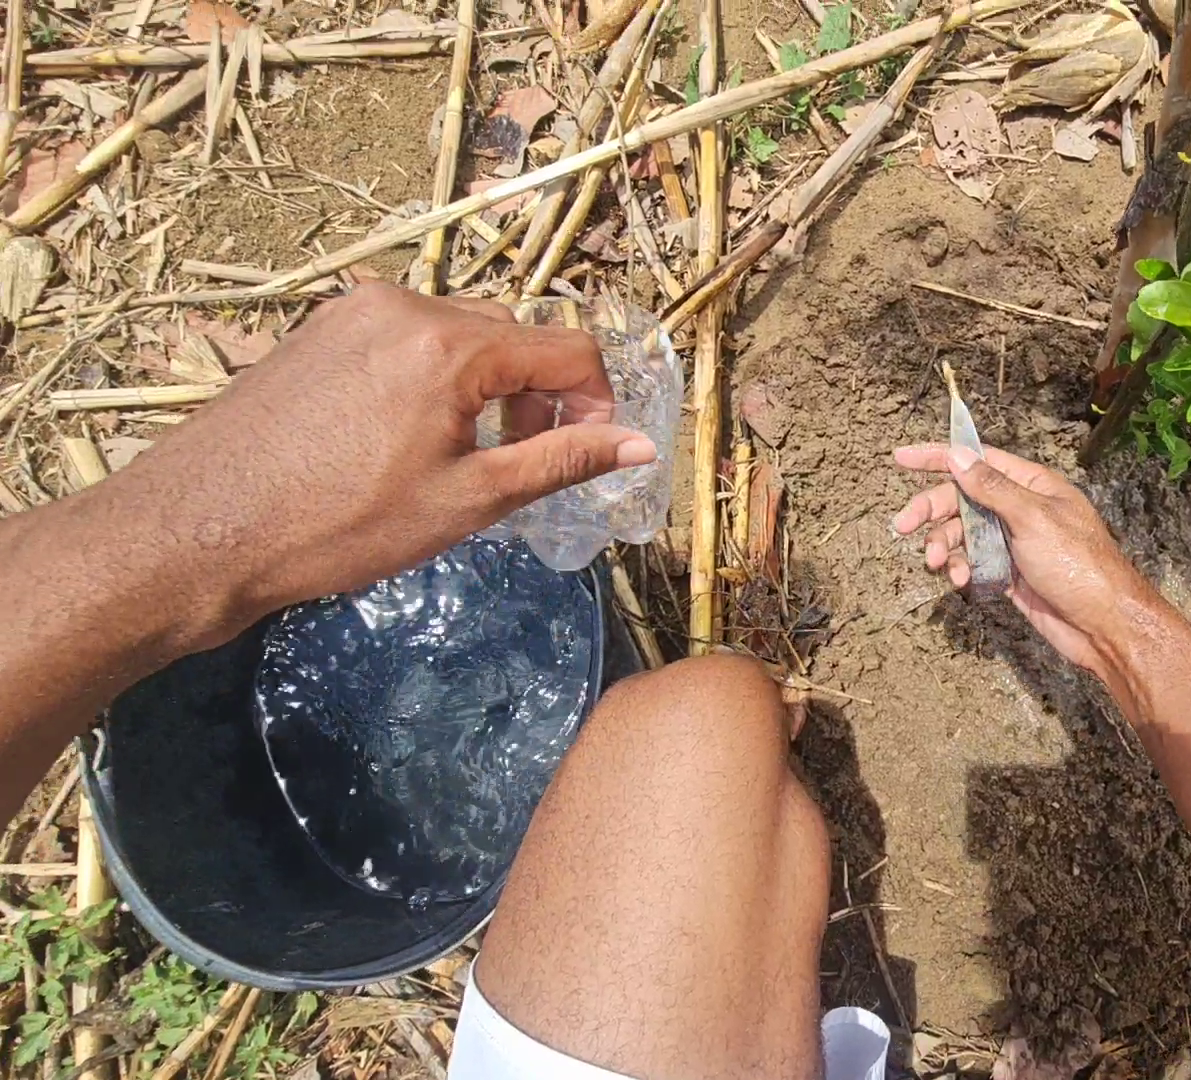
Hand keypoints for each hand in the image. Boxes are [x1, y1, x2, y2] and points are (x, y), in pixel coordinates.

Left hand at [102, 284, 653, 639]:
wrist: (194, 534)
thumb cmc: (346, 523)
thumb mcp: (477, 496)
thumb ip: (568, 459)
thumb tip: (645, 445)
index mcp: (449, 343)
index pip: (570, 350)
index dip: (600, 401)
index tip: (594, 451)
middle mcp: (406, 304)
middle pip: (522, 337)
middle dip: (549, 395)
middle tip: (529, 457)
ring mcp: (358, 309)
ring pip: (474, 334)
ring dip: (504, 385)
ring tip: (479, 448)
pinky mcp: (327, 327)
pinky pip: (423, 335)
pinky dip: (454, 375)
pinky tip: (428, 428)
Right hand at [891, 444, 1167, 680]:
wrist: (1102, 625)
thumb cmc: (1078, 565)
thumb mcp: (1033, 518)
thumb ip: (992, 488)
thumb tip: (957, 456)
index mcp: (1031, 486)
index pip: (977, 461)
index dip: (939, 457)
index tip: (901, 458)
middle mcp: (1020, 510)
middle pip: (963, 499)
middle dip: (931, 510)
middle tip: (902, 525)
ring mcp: (1013, 542)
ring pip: (963, 533)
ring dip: (944, 544)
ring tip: (937, 562)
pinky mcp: (1008, 573)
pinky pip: (973, 562)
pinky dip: (961, 568)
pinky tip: (960, 580)